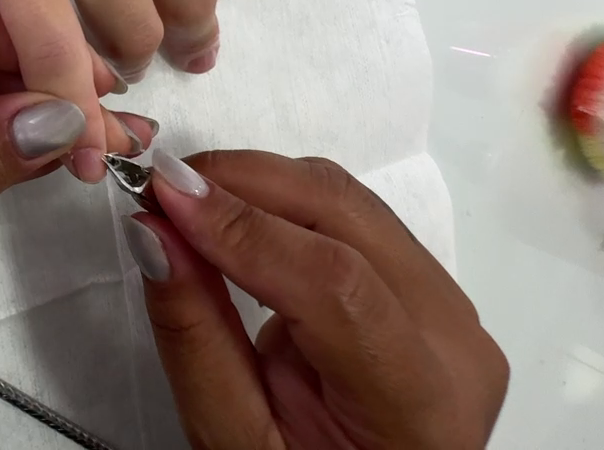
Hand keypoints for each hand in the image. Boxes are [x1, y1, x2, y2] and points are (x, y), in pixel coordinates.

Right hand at [126, 151, 505, 449]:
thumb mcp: (232, 439)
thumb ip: (193, 335)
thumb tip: (152, 228)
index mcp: (419, 403)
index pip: (335, 283)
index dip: (241, 226)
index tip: (159, 195)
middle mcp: (451, 335)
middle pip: (339, 213)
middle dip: (237, 180)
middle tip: (158, 189)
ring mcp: (442, 298)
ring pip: (336, 193)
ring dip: (249, 180)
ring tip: (183, 204)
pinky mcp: (417, 275)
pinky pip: (337, 204)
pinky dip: (270, 193)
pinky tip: (226, 217)